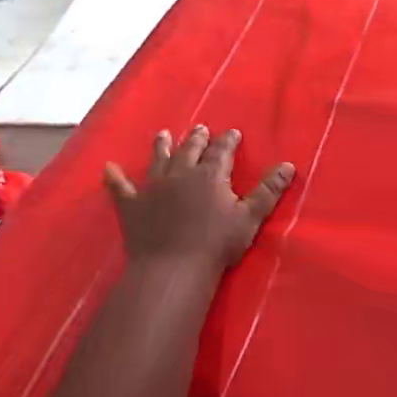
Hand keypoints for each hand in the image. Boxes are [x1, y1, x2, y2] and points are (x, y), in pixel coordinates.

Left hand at [104, 126, 295, 271]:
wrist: (173, 267)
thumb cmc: (217, 244)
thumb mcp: (250, 217)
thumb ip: (268, 190)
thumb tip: (288, 165)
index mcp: (210, 175)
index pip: (222, 151)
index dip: (228, 140)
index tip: (232, 132)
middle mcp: (180, 173)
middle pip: (189, 149)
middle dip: (197, 138)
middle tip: (200, 128)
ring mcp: (153, 188)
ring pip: (158, 160)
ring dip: (161, 146)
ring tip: (163, 134)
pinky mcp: (132, 206)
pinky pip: (120, 188)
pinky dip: (114, 178)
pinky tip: (107, 168)